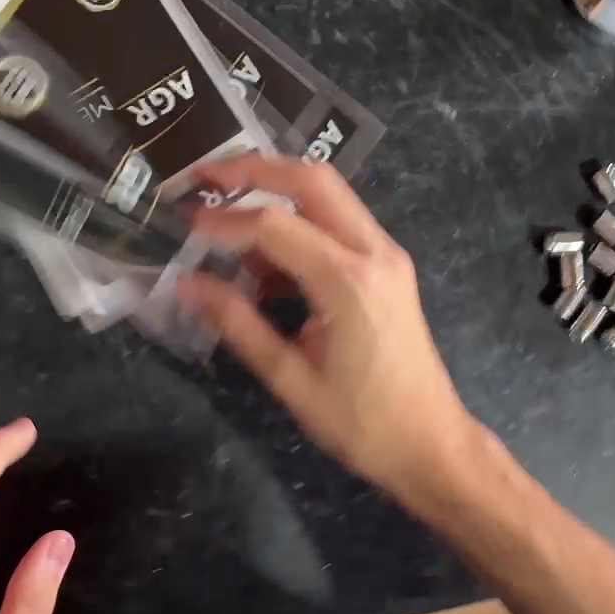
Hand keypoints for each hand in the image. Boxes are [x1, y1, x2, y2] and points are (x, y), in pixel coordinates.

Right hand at [177, 154, 478, 504]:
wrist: (431, 443)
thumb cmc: (362, 423)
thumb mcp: (291, 378)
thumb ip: (238, 324)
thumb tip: (186, 284)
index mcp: (349, 282)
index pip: (275, 226)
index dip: (224, 221)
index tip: (183, 223)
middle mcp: (375, 253)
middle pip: (313, 181)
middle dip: (255, 170)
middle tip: (205, 175)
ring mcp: (388, 257)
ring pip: (330, 196)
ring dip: (278, 192)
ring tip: (228, 213)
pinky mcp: (389, 268)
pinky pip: (340, 224)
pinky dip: (301, 224)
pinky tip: (266, 259)